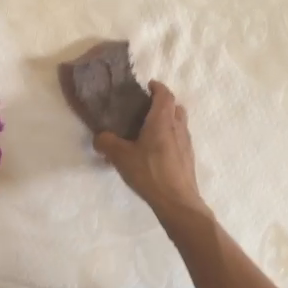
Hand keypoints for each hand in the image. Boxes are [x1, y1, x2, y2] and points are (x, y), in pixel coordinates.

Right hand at [95, 82, 207, 221]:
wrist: (177, 201)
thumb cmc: (149, 172)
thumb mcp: (120, 156)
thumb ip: (106, 143)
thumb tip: (99, 137)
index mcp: (162, 121)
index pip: (164, 95)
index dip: (157, 87)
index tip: (148, 86)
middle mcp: (177, 128)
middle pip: (175, 107)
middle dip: (163, 104)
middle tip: (147, 109)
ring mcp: (186, 144)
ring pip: (179, 124)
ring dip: (168, 121)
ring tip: (150, 131)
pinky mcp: (188, 159)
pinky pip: (179, 140)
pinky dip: (170, 138)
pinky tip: (156, 153)